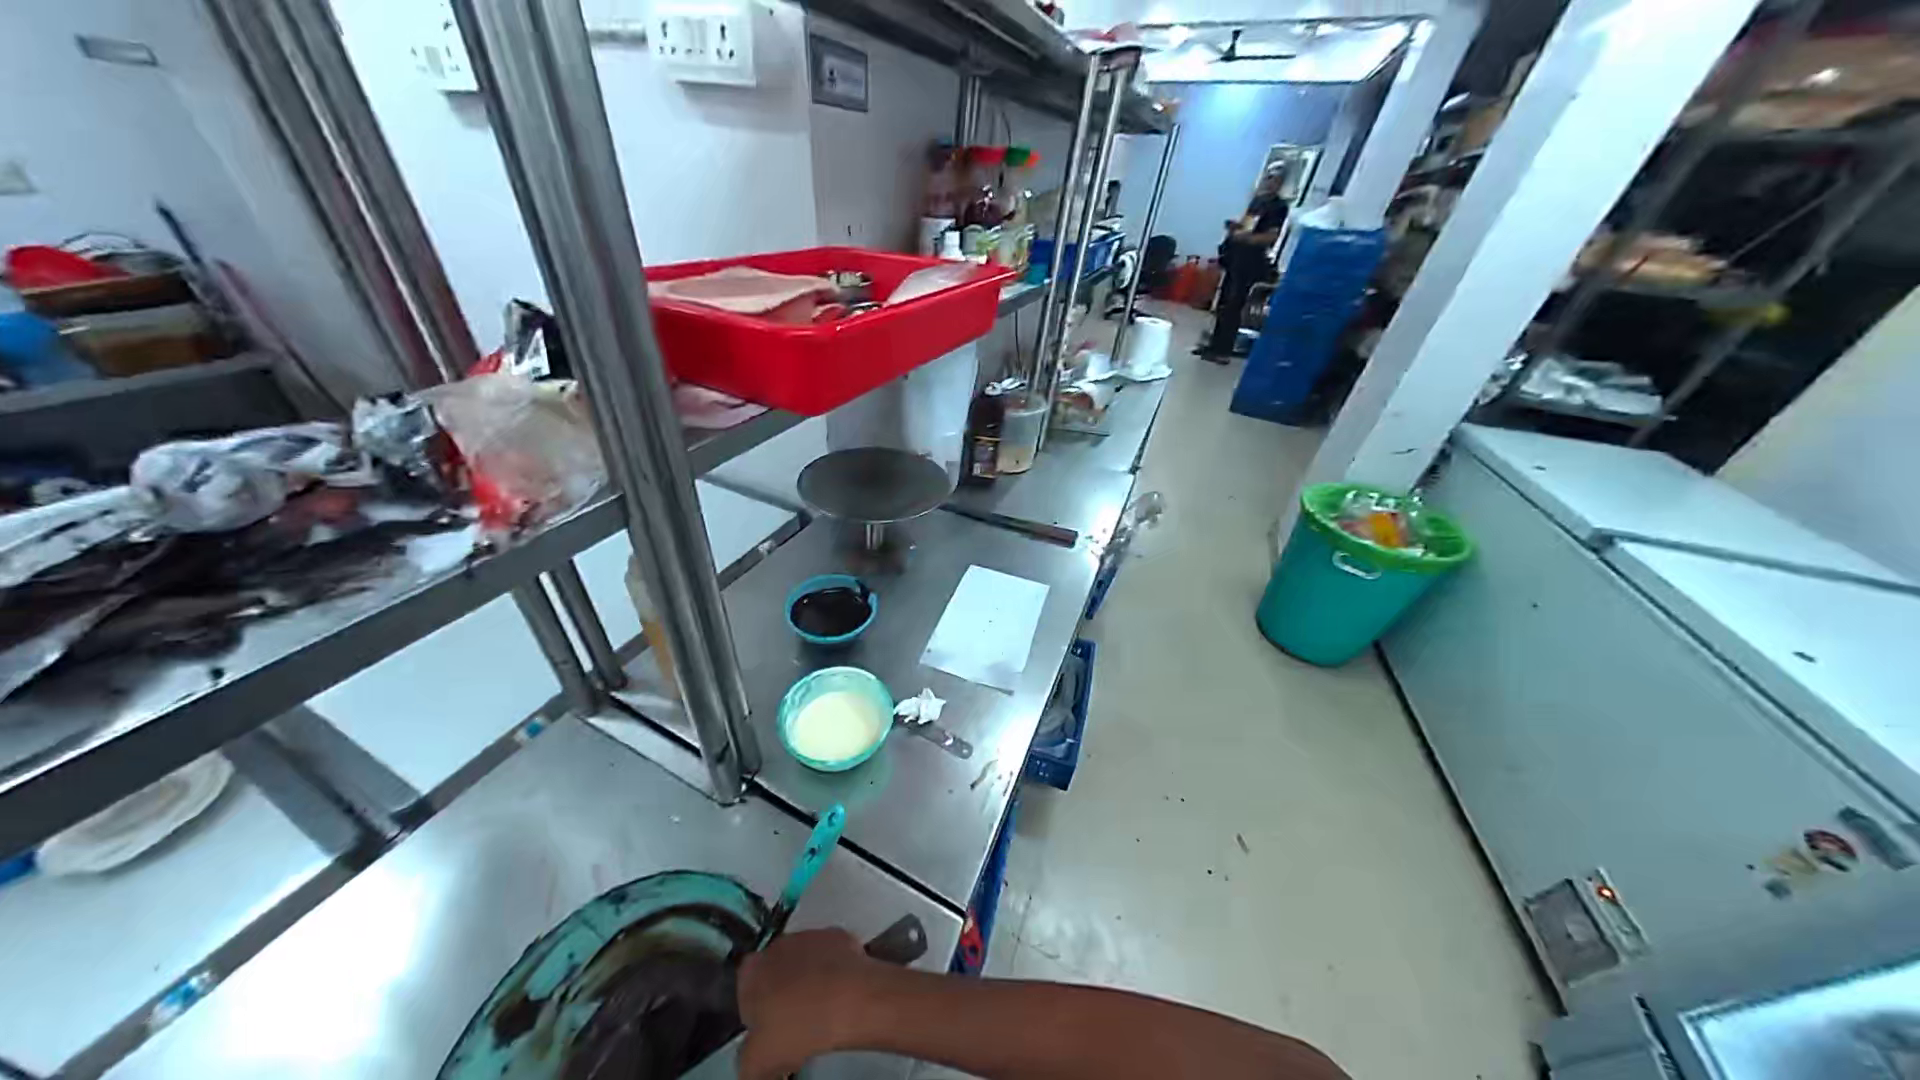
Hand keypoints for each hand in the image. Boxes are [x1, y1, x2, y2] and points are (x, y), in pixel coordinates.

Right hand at [736, 929, 883, 1079]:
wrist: (850, 1001)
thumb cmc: (801, 1026)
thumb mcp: (757, 1063)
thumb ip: (745, 1060)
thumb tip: (752, 1063)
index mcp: (751, 971)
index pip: (744, 990)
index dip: (754, 1013)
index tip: (766, 1032)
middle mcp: (778, 946)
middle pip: (774, 973)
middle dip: (781, 995)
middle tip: (793, 1025)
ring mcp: (810, 936)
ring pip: (803, 962)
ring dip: (807, 981)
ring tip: (819, 1013)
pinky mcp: (839, 936)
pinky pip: (831, 956)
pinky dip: (833, 972)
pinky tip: (839, 996)